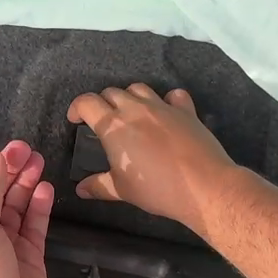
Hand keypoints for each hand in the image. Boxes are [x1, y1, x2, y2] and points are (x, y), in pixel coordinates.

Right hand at [66, 84, 257, 234]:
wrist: (203, 186)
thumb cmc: (156, 188)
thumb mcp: (122, 189)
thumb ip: (99, 186)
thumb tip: (81, 189)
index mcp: (114, 125)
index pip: (87, 103)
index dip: (76, 108)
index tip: (75, 119)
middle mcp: (135, 108)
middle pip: (111, 92)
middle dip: (102, 103)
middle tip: (103, 120)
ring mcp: (162, 106)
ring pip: (139, 88)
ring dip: (130, 97)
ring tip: (131, 113)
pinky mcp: (185, 110)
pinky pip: (174, 95)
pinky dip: (167, 100)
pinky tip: (166, 111)